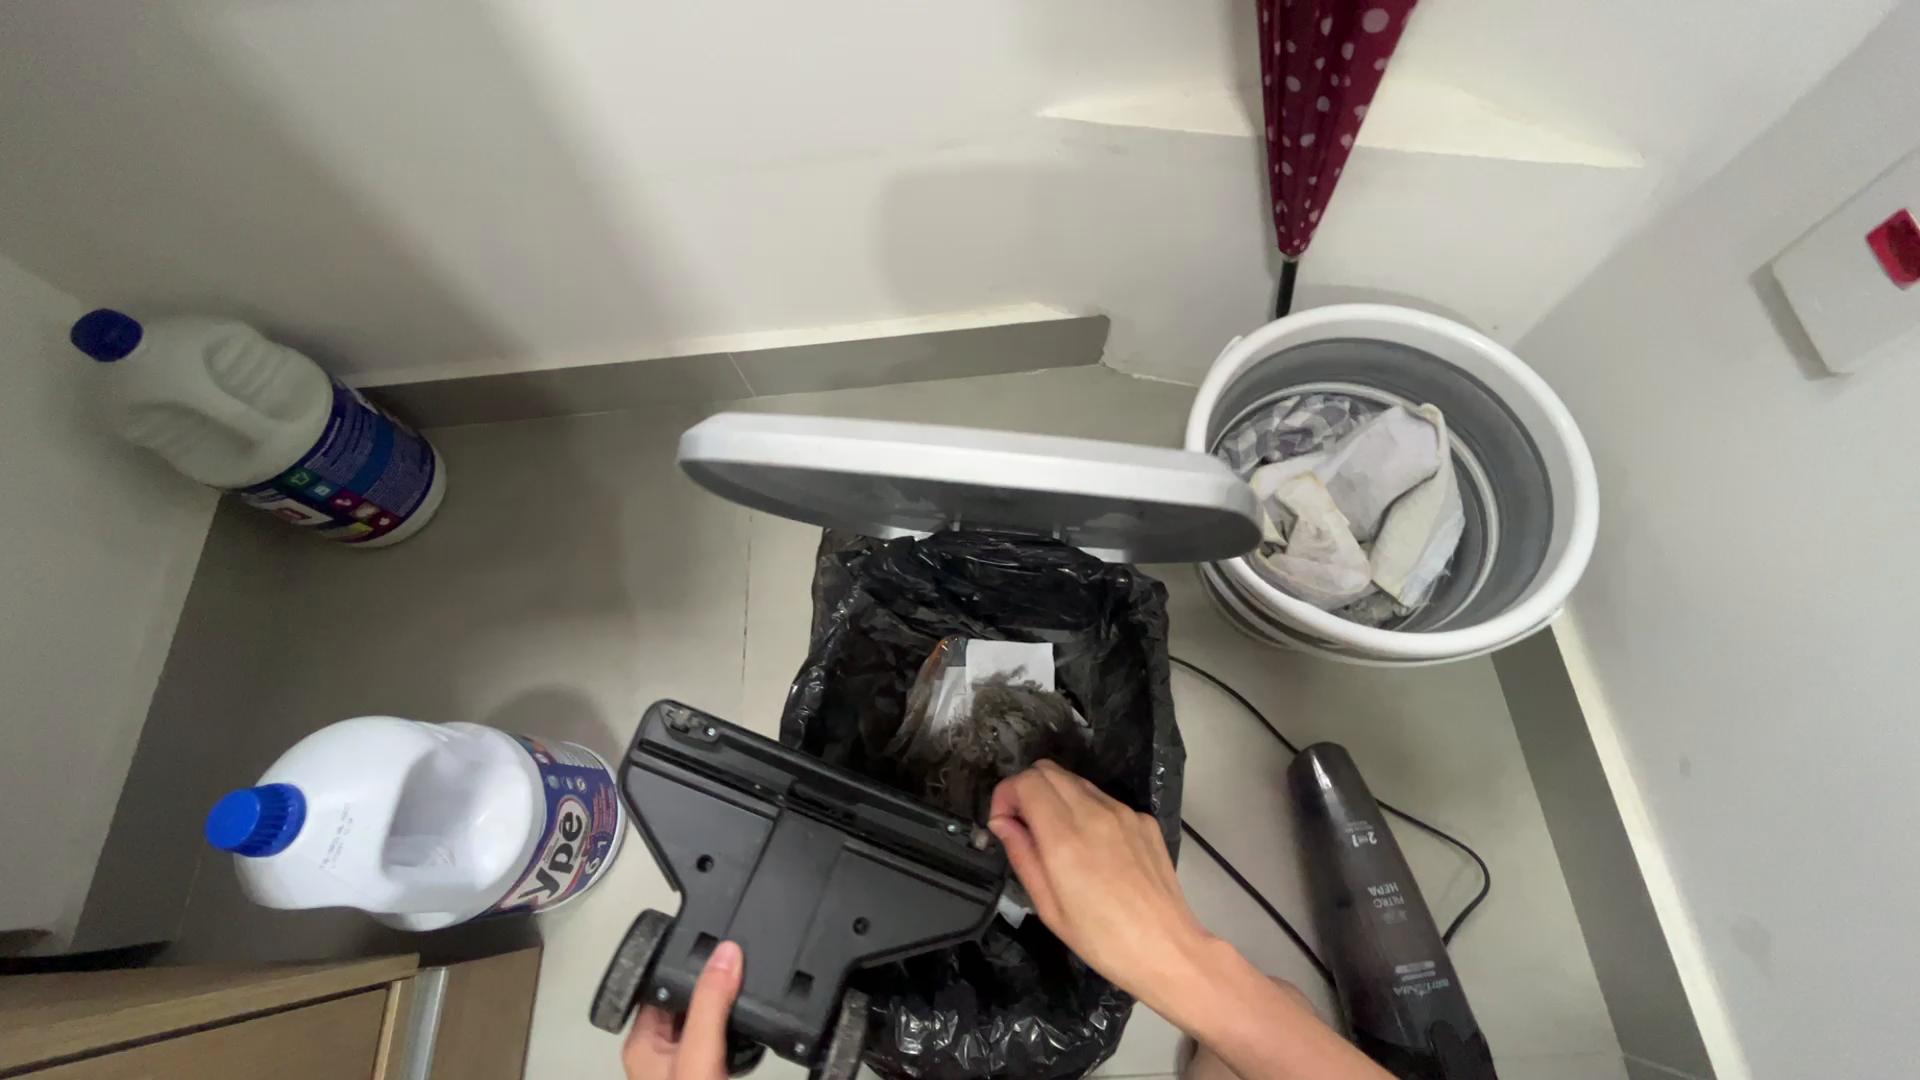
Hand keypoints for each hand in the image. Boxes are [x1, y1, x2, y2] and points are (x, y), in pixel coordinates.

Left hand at [623, 941, 743, 1079]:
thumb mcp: (699, 1053)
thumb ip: (711, 1004)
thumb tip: (726, 952)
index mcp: (644, 1041)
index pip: (664, 981)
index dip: (691, 959)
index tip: (721, 939)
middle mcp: (660, 1048)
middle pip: (689, 995)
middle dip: (716, 979)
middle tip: (744, 959)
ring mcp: (684, 1058)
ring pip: (709, 1013)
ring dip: (730, 1001)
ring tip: (750, 984)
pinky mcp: (707, 1068)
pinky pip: (722, 1031)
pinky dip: (738, 1022)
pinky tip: (753, 1021)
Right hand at [987, 761, 1222, 1009]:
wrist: (1168, 950)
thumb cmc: (1102, 940)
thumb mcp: (1048, 907)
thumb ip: (1022, 855)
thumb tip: (1002, 822)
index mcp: (1065, 837)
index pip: (1026, 782)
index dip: (1006, 795)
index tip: (1003, 822)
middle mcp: (1094, 812)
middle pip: (1047, 770)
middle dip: (1027, 789)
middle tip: (1024, 825)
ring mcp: (1123, 812)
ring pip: (1075, 780)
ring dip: (1056, 796)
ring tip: (1057, 837)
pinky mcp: (1143, 818)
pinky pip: (1104, 799)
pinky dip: (1087, 810)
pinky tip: (1095, 848)